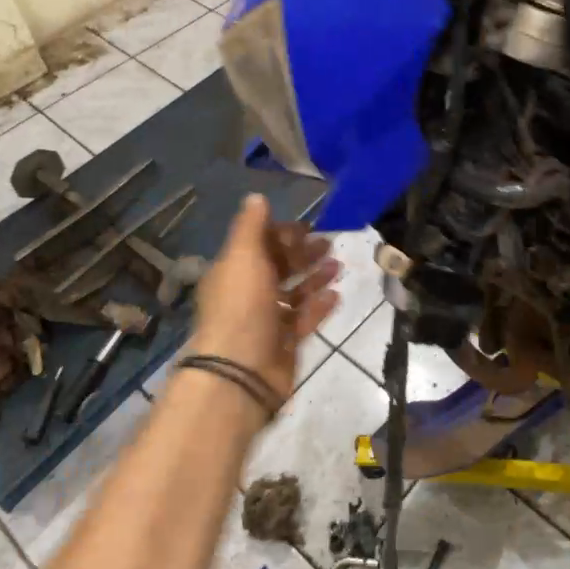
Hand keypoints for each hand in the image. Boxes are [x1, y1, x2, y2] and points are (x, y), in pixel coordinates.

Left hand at [189, 195, 340, 399]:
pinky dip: (319, 306)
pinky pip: (304, 319)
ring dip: (314, 277)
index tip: (306, 227)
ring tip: (337, 266)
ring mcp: (266, 321)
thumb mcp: (242, 256)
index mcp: (232, 272)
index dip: (281, 234)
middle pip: (278, 268)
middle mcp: (247, 294)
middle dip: (302, 254)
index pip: (258, 246)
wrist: (241, 371)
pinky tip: (335, 295)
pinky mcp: (285, 343)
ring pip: (294, 292)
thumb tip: (257, 197)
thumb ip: (251, 227)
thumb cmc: (241, 306)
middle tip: (329, 243)